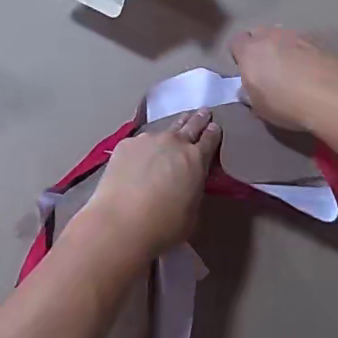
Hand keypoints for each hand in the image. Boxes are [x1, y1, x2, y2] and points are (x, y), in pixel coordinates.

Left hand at [78, 111, 220, 257]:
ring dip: (171, 130)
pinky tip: (140, 156)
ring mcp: (148, 140)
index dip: (213, 132)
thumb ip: (194, 190)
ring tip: (172, 131)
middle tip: (203, 112)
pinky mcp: (126, 144)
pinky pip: (140, 143)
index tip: (215, 127)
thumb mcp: (193, 212)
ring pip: (164, 130)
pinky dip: (144, 147)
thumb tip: (188, 184)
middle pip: (190, 124)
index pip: (210, 139)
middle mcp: (174, 142)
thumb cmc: (164, 226)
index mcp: (196, 159)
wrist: (121, 222)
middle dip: (199, 118)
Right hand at [228, 27, 337, 131]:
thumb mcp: (259, 108)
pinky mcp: (321, 42)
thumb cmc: (286, 105)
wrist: (333, 97)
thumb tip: (247, 87)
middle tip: (267, 69)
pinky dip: (304, 54)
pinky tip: (312, 72)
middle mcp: (271, 36)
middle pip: (259, 33)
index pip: (235, 42)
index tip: (245, 70)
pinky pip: (305, 45)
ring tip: (293, 70)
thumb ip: (249, 92)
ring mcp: (298, 36)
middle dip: (260, 46)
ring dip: (284, 49)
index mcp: (250, 51)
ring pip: (283, 37)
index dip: (239, 55)